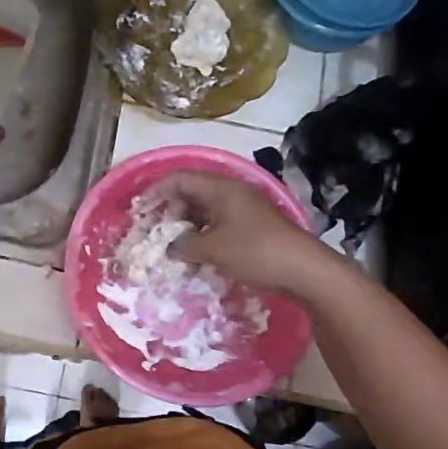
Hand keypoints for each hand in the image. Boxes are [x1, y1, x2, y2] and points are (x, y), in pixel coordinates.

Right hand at [158, 171, 345, 298]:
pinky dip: (205, 235)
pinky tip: (199, 255)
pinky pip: (220, 223)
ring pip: (205, 210)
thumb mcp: (211, 249)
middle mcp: (232, 192)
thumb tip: (172, 247)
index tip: (141, 210)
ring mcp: (245, 208)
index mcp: (221, 188)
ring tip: (177, 248)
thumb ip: (184, 245)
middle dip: (172, 211)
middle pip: (192, 192)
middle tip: (160, 233)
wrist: (305, 270)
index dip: (156, 191)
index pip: (179, 178)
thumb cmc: (255, 252)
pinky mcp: (254, 225)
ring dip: (188, 226)